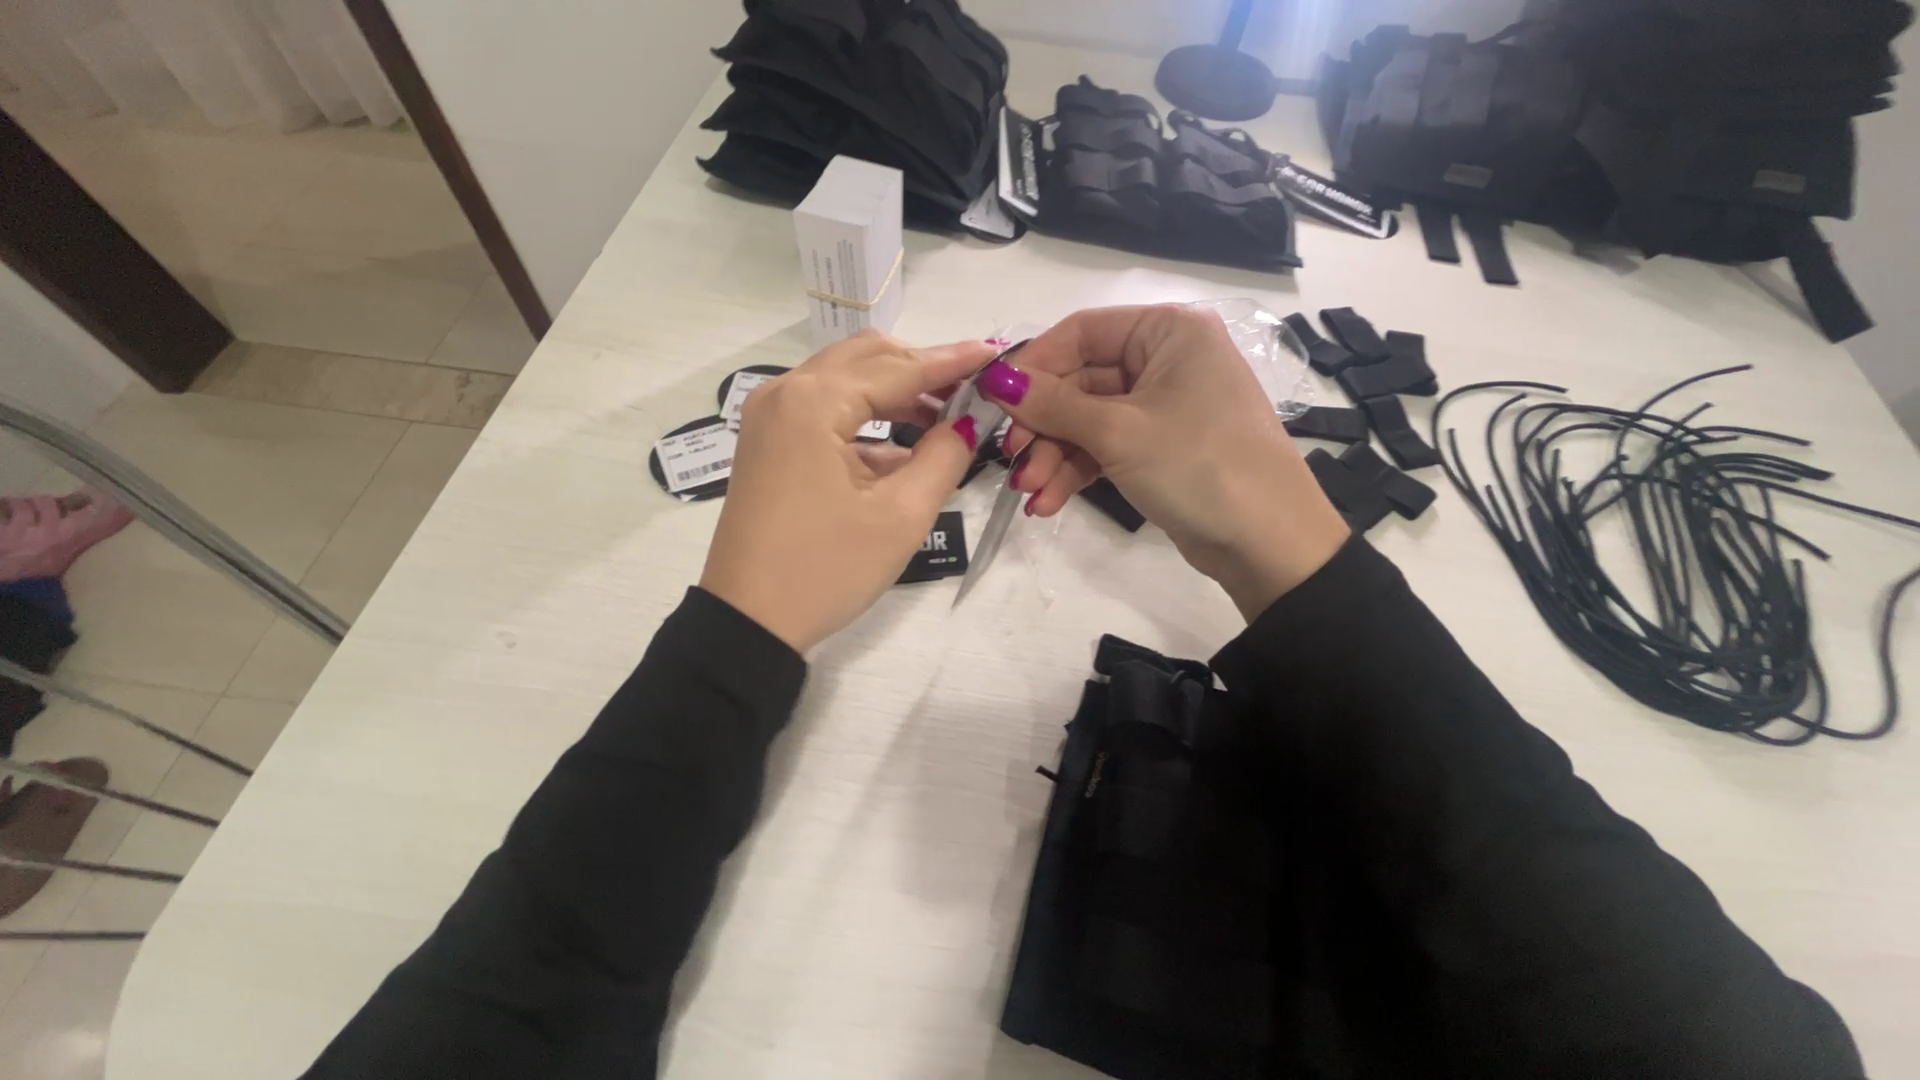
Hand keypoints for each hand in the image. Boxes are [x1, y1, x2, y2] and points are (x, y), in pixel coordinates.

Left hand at [699, 331, 995, 651]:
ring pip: (845, 379)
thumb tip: (967, 421)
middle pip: (867, 357)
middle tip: (971, 388)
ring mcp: (770, 417)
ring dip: (895, 391)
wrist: (749, 621)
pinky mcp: (768, 442)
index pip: (897, 367)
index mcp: (812, 403)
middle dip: (921, 368)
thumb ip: (945, 457)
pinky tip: (905, 445)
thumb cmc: (826, 570)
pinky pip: (826, 409)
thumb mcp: (901, 516)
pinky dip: (867, 416)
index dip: (952, 361)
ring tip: (946, 416)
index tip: (996, 352)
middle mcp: (784, 393)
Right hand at [977, 304, 1349, 620]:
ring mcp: (1163, 406)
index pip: (1082, 332)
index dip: (1034, 366)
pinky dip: (1077, 472)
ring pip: (1089, 421)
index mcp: (1168, 331)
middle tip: (1011, 460)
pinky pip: (1106, 448)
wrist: (1268, 543)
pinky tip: (1048, 504)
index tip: (994, 401)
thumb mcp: (1119, 432)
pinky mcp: (1159, 448)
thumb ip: (1052, 404)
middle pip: (1080, 382)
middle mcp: (1166, 359)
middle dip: (1043, 427)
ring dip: (1054, 457)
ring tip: (1030, 494)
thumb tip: (994, 379)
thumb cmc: (1200, 466)